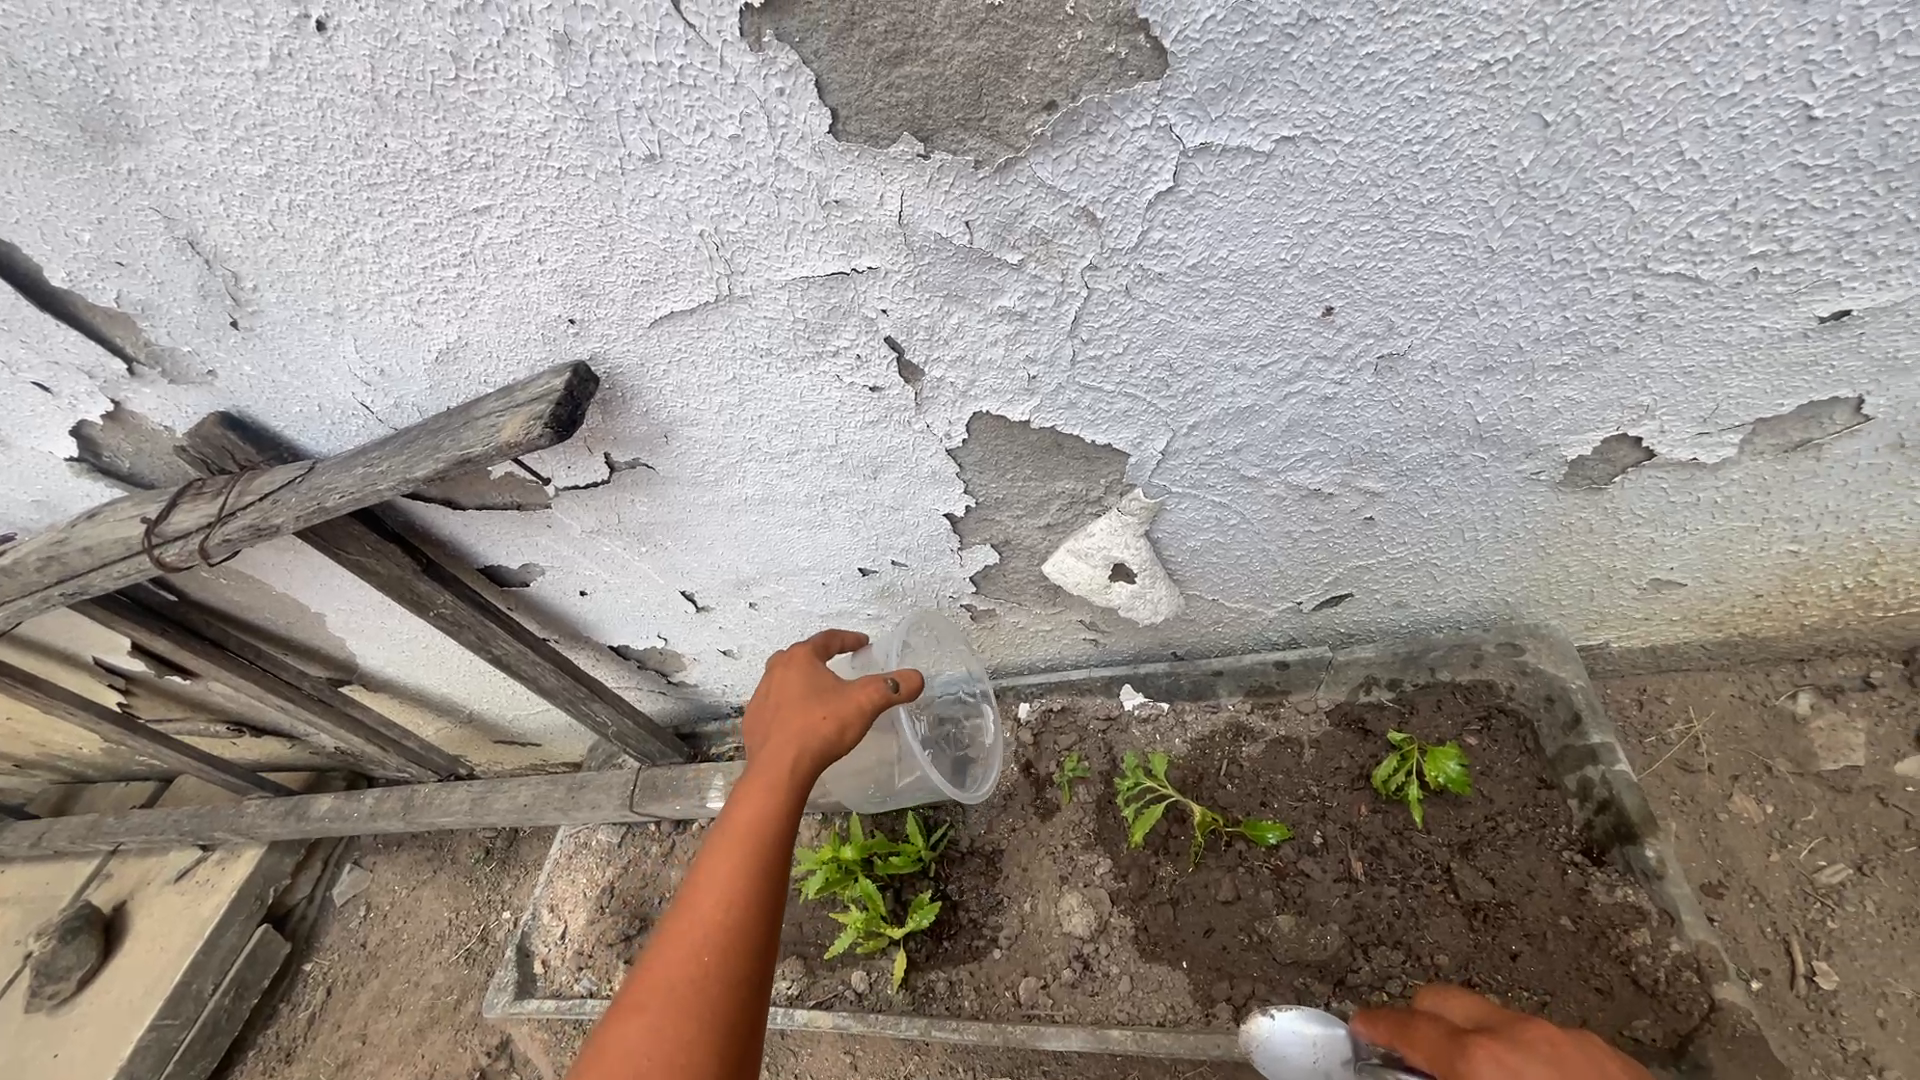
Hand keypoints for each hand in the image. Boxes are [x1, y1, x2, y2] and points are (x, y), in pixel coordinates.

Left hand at [742, 629, 924, 783]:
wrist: (777, 770)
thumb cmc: (820, 727)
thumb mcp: (864, 703)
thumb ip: (892, 687)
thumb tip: (917, 678)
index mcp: (801, 658)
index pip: (828, 639)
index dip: (848, 639)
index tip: (863, 643)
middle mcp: (776, 670)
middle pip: (801, 656)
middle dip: (821, 658)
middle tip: (838, 665)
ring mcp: (760, 697)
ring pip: (784, 680)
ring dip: (803, 683)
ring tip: (820, 695)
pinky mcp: (753, 722)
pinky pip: (775, 707)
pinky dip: (789, 707)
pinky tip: (800, 722)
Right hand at [1351, 985, 1651, 1079]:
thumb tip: (1413, 1071)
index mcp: (1477, 1059)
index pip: (1404, 1025)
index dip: (1374, 1026)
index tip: (1361, 1029)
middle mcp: (1514, 1033)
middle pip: (1441, 998)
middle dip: (1421, 1019)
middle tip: (1417, 1055)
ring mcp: (1564, 1037)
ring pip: (1496, 1017)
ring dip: (1479, 1039)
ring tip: (1489, 1079)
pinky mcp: (1608, 1052)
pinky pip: (1548, 1038)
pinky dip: (1531, 1055)